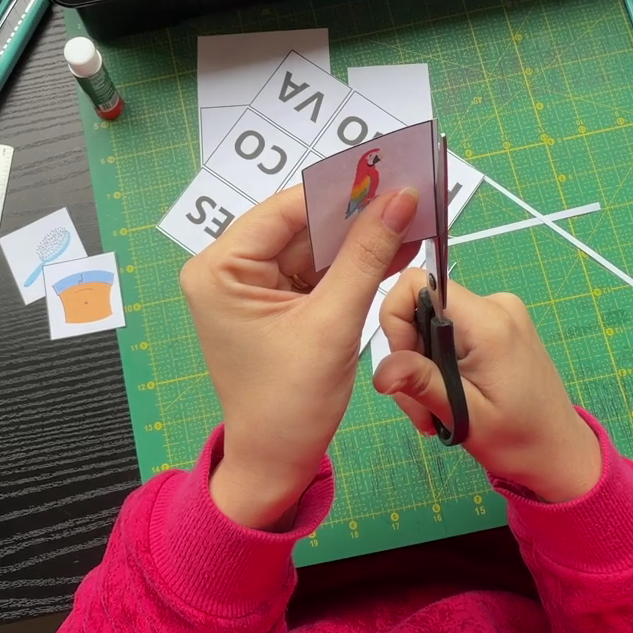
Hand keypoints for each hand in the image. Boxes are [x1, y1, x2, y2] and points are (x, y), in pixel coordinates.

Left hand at [181, 185, 419, 528]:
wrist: (278, 461)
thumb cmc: (290, 402)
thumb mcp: (332, 323)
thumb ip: (366, 256)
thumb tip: (399, 199)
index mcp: (220, 270)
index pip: (283, 211)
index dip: (338, 191)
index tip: (388, 171)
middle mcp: (229, 269)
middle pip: (301, 225)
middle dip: (355, 214)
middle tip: (407, 190)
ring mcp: (253, 285)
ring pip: (315, 246)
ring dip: (361, 237)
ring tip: (412, 214)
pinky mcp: (277, 300)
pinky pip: (319, 270)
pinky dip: (355, 262)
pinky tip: (396, 244)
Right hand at [372, 272, 601, 501]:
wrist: (559, 453)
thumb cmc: (518, 439)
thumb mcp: (464, 415)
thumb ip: (421, 384)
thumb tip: (379, 372)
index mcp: (487, 320)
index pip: (416, 284)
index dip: (397, 320)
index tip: (406, 364)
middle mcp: (493, 305)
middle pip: (419, 309)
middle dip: (410, 358)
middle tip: (422, 405)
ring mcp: (497, 313)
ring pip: (429, 325)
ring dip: (422, 368)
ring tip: (438, 410)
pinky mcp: (496, 325)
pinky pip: (447, 332)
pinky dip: (438, 364)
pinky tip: (450, 396)